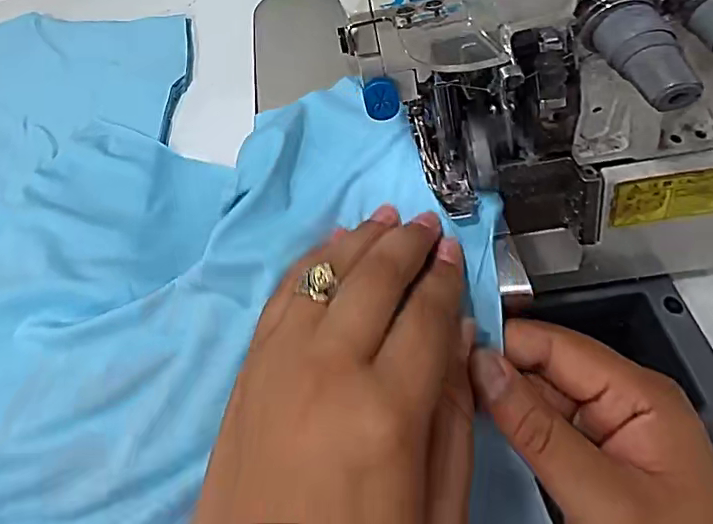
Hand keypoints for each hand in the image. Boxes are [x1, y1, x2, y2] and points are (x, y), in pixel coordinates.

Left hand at [195, 205, 475, 523]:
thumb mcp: (433, 508)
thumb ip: (453, 419)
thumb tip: (460, 337)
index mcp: (386, 410)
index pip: (426, 317)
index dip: (445, 280)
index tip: (454, 254)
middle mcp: (331, 366)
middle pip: (377, 279)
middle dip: (408, 244)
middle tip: (427, 225)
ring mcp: (283, 356)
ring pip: (328, 270)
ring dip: (361, 239)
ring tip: (387, 218)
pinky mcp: (252, 359)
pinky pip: (287, 288)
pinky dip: (314, 258)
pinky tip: (333, 244)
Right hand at [470, 320, 712, 523]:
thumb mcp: (608, 498)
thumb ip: (541, 430)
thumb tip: (487, 367)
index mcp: (642, 395)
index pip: (552, 342)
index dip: (501, 341)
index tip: (454, 345)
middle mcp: (627, 403)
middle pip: (543, 365)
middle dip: (496, 368)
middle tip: (448, 374)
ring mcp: (612, 432)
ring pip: (539, 396)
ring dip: (501, 397)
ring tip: (459, 395)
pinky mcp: (599, 459)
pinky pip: (546, 427)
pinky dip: (515, 425)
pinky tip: (488, 423)